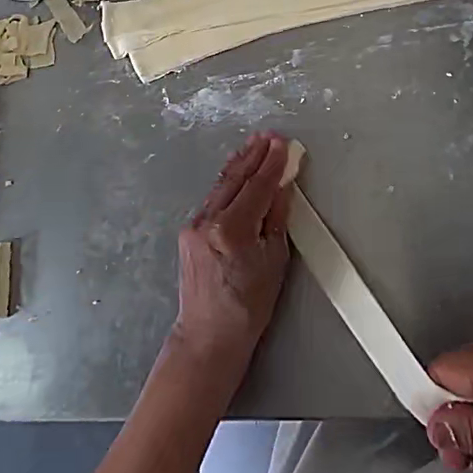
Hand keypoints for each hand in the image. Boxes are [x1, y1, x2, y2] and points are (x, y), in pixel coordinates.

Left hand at [170, 132, 292, 363]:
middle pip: (235, 178)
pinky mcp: (188, 231)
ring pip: (221, 185)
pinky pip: (213, 199)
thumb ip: (277, 218)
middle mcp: (208, 221)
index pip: (258, 186)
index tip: (283, 144)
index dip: (273, 163)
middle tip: (269, 136)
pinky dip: (228, 182)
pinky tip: (237, 173)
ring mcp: (194, 225)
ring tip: (254, 145)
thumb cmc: (249, 306)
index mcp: (233, 229)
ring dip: (239, 164)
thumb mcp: (275, 261)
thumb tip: (282, 187)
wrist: (208, 336)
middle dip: (254, 154)